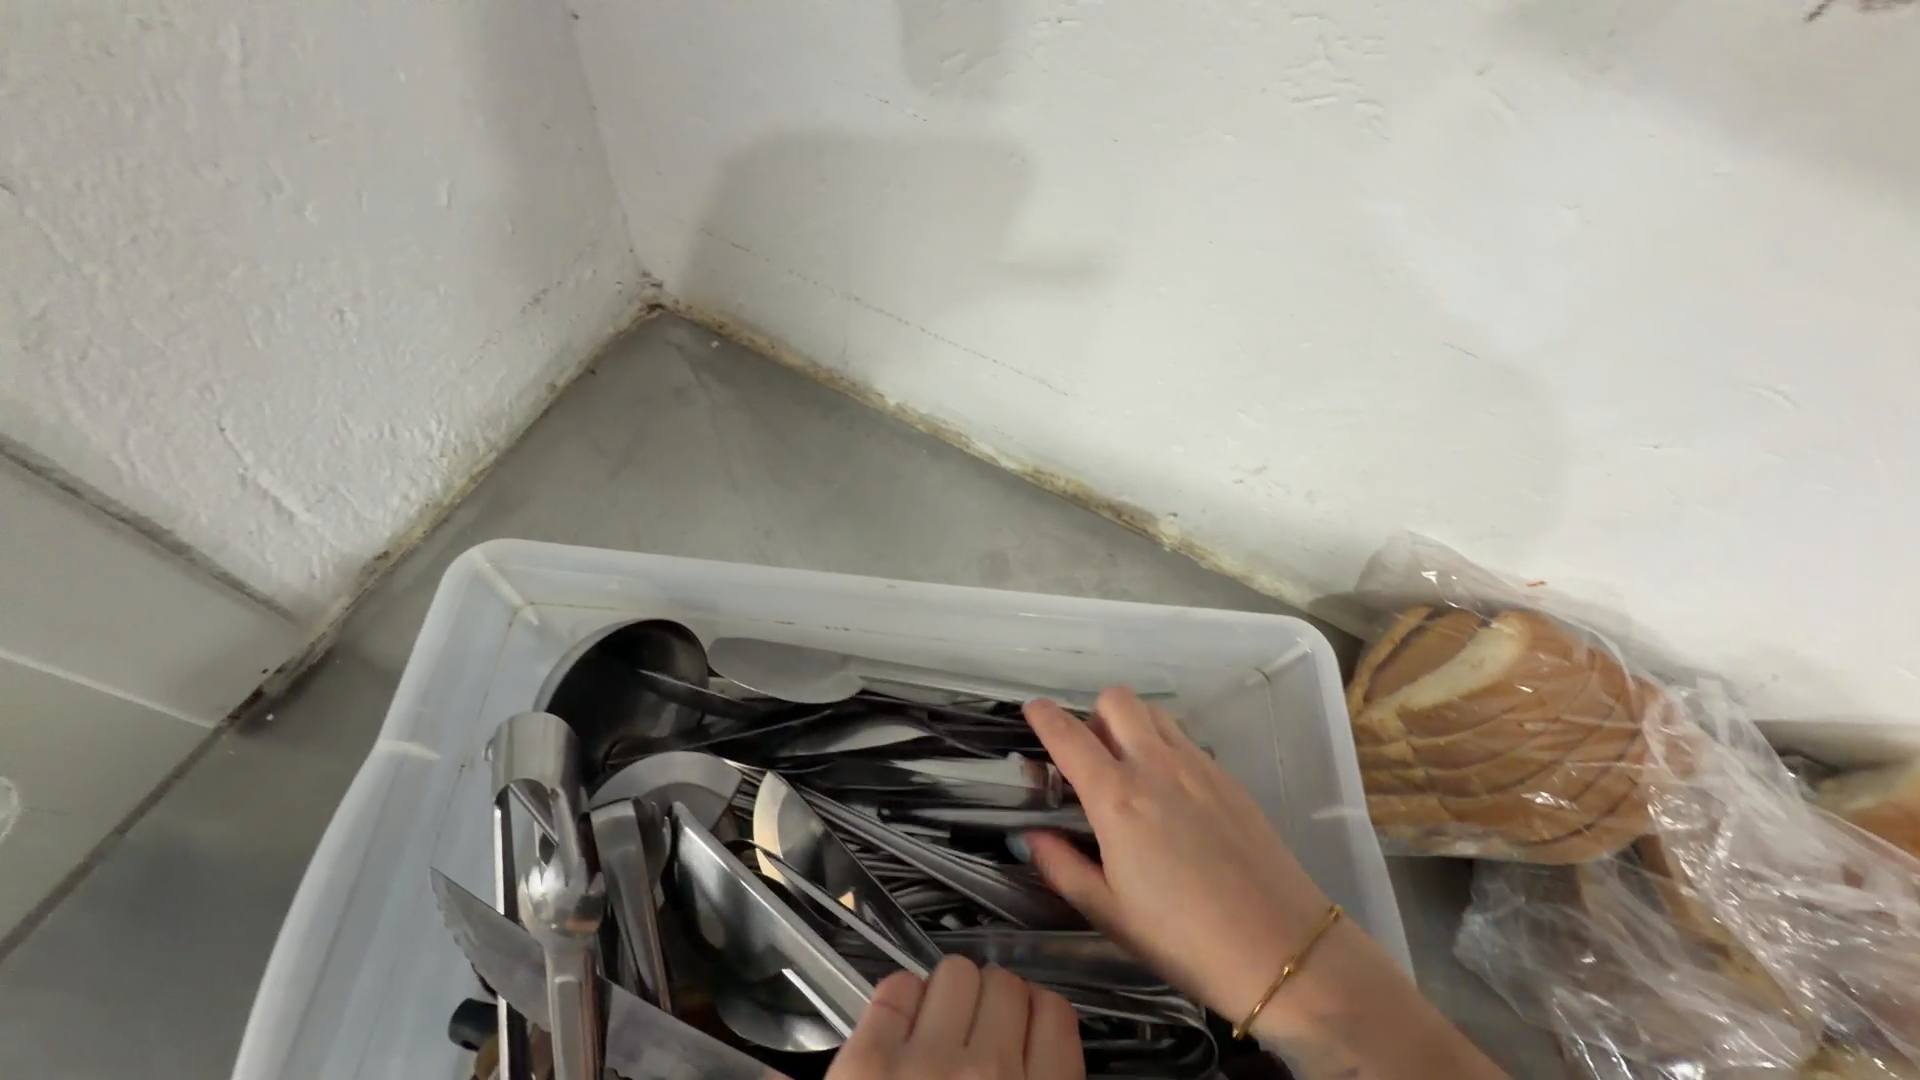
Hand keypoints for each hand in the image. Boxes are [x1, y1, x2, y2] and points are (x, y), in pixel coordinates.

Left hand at [825, 957, 1083, 1079]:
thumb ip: (1044, 1078)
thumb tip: (1043, 1046)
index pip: (1055, 1013)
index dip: (1038, 1014)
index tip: (1026, 1027)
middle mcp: (988, 1076)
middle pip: (1004, 983)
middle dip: (992, 1003)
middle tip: (976, 1033)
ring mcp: (924, 1064)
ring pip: (956, 972)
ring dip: (949, 995)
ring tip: (938, 1028)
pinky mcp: (867, 1061)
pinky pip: (898, 986)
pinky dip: (900, 1001)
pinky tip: (897, 1029)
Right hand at [1021, 689, 1333, 1027]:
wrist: (1282, 950)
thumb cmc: (1183, 939)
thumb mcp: (1108, 913)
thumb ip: (1062, 866)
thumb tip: (1031, 835)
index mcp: (1117, 798)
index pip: (1070, 737)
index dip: (1044, 716)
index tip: (1032, 709)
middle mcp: (1156, 767)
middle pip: (1116, 701)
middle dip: (1093, 715)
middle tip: (1090, 754)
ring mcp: (1199, 768)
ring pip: (1154, 714)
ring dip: (1131, 724)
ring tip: (1130, 767)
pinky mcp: (1230, 780)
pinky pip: (1186, 741)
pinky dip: (1166, 747)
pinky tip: (1172, 795)